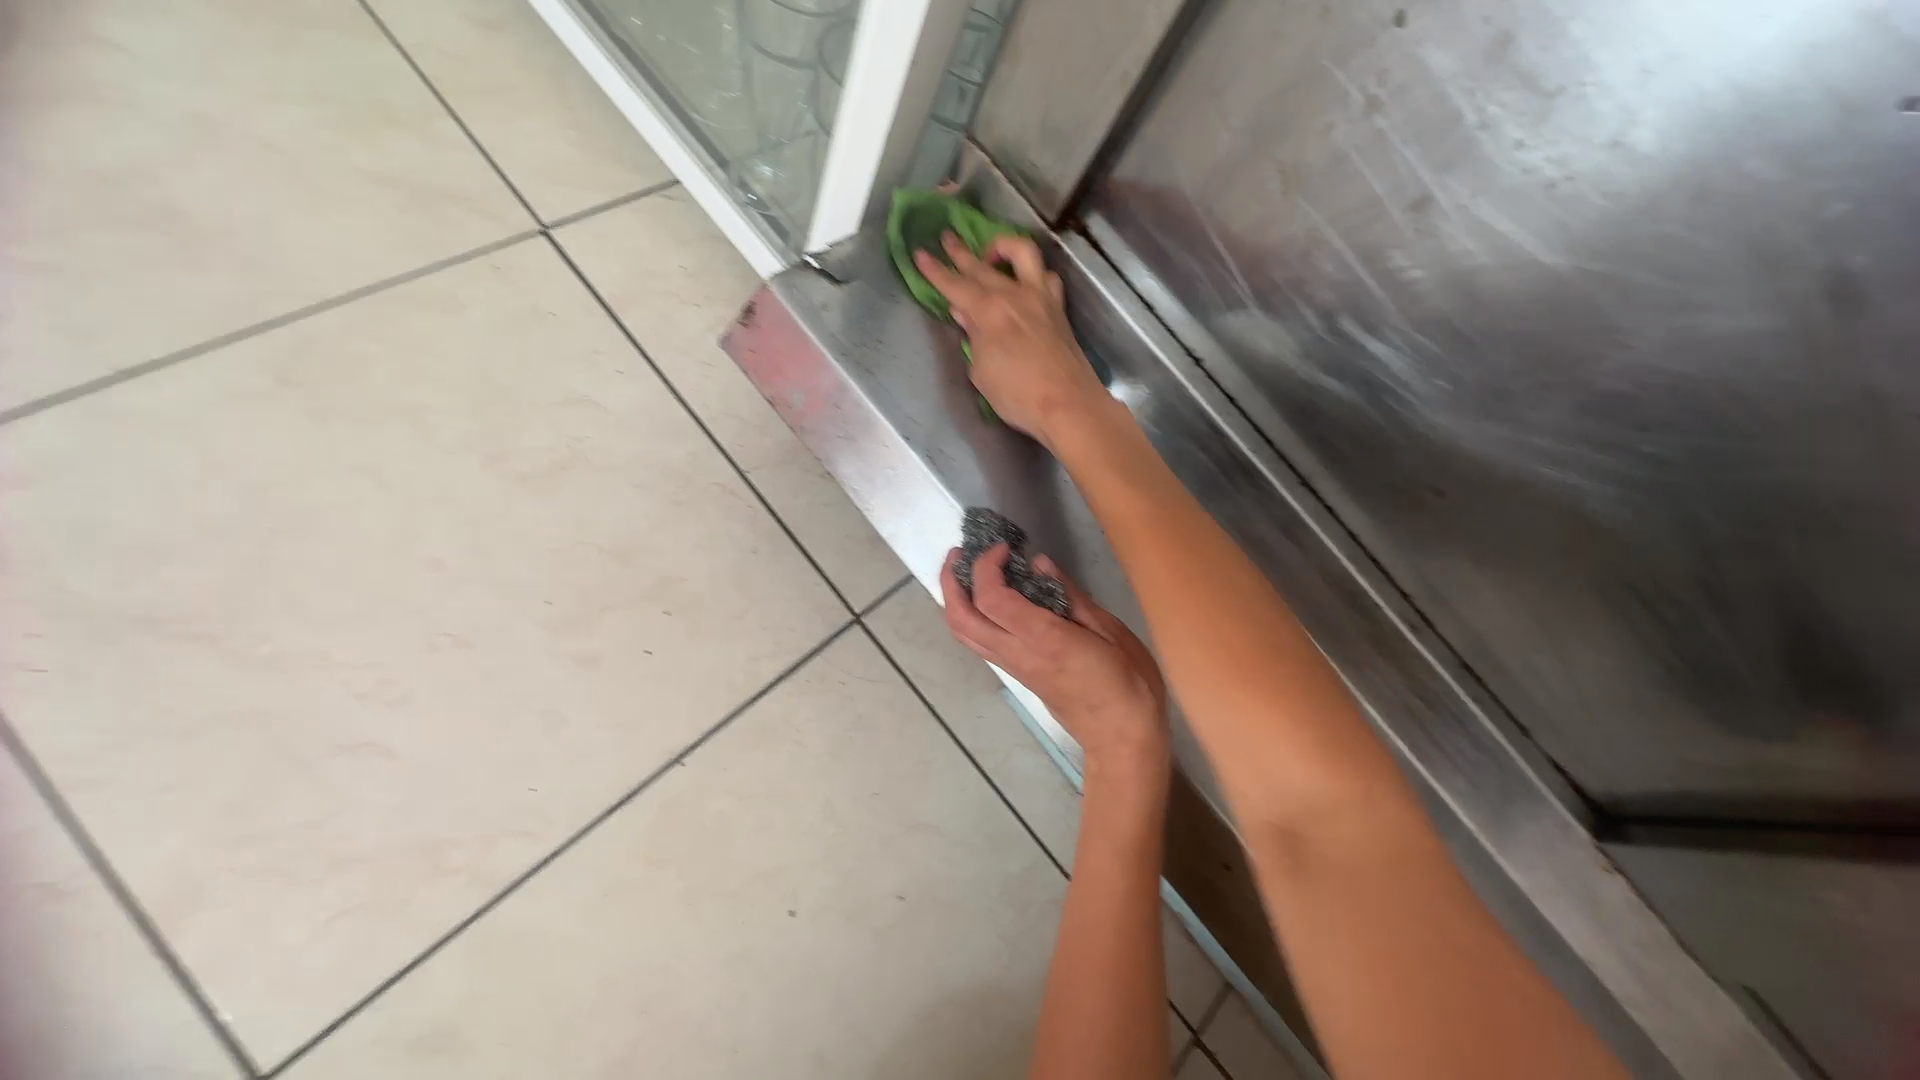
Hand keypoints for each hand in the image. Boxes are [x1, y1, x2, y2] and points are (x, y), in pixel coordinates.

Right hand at [913, 232, 1110, 450]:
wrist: (1068, 404)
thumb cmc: (1017, 396)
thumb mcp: (981, 372)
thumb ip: (973, 338)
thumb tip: (966, 315)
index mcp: (988, 311)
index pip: (955, 285)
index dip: (935, 270)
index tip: (921, 254)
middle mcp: (1014, 295)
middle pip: (982, 266)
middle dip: (960, 252)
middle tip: (947, 237)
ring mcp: (1040, 298)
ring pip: (1023, 254)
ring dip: (1003, 247)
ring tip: (992, 253)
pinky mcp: (1058, 308)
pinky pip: (1045, 277)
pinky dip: (1033, 273)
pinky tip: (1026, 283)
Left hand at [940, 543, 1168, 779]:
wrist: (1121, 738)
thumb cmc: (1128, 682)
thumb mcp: (1110, 630)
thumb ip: (1072, 595)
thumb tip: (1040, 562)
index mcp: (1042, 639)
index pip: (991, 598)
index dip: (986, 566)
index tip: (1004, 547)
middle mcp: (1017, 653)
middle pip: (961, 618)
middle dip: (951, 581)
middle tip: (960, 553)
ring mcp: (1012, 666)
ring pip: (963, 633)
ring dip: (954, 599)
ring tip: (965, 572)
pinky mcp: (1016, 674)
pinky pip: (979, 642)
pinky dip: (971, 615)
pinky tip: (987, 599)